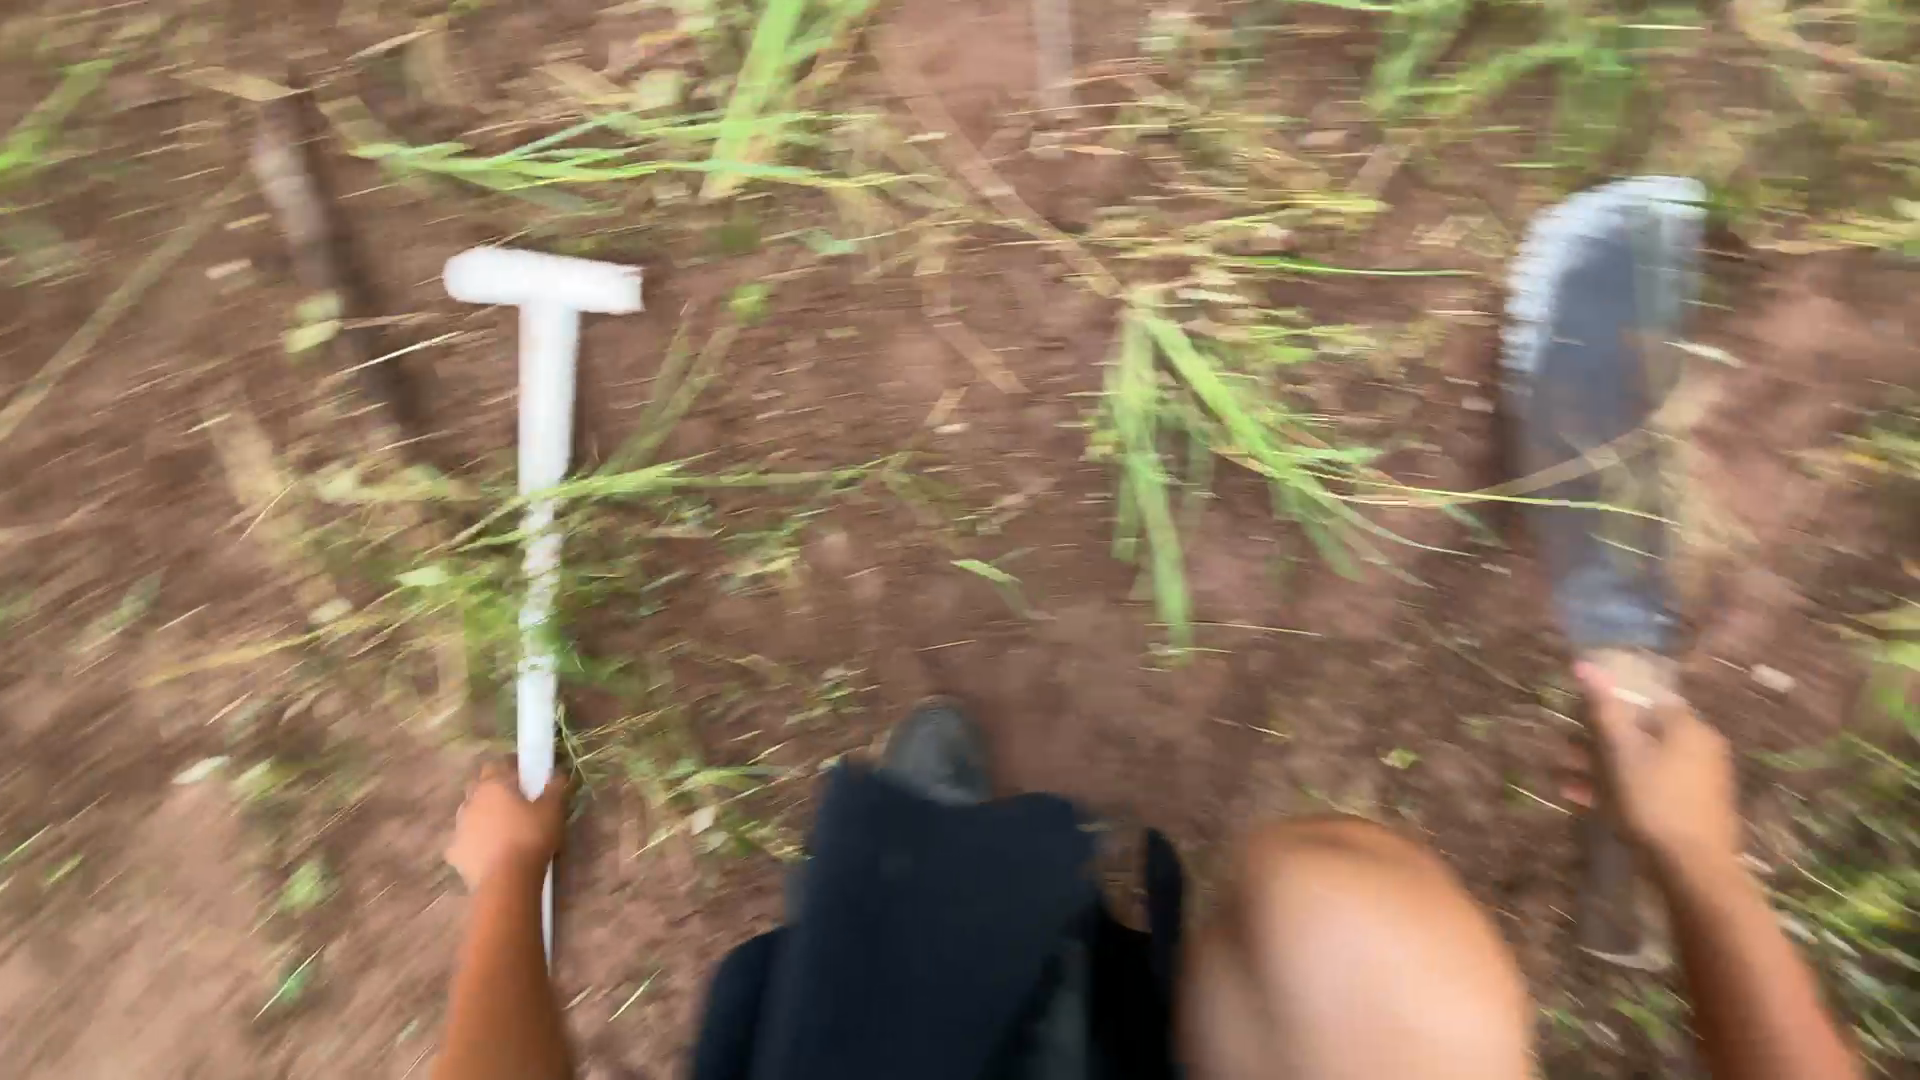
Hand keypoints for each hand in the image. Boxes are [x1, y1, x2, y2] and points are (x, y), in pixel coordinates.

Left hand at [446, 761, 570, 891]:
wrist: (506, 879)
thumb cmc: (531, 835)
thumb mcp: (553, 807)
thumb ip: (555, 786)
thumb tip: (559, 773)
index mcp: (493, 785)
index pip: (495, 763)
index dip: (509, 765)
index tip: (525, 773)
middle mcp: (471, 802)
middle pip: (477, 785)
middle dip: (492, 787)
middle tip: (514, 797)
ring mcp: (459, 828)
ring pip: (469, 812)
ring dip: (482, 813)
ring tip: (503, 824)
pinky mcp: (454, 853)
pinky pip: (464, 838)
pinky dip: (475, 839)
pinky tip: (490, 848)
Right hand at [1576, 662, 1740, 869]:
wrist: (1690, 867)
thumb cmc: (1651, 798)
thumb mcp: (1619, 749)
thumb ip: (1603, 707)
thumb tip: (1585, 664)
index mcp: (1687, 729)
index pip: (1643, 700)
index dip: (1607, 704)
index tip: (1575, 716)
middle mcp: (1698, 748)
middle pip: (1637, 730)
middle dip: (1594, 739)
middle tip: (1562, 748)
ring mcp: (1695, 779)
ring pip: (1636, 759)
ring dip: (1596, 764)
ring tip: (1561, 775)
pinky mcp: (1687, 805)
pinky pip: (1644, 783)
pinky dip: (1613, 786)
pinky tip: (1579, 796)